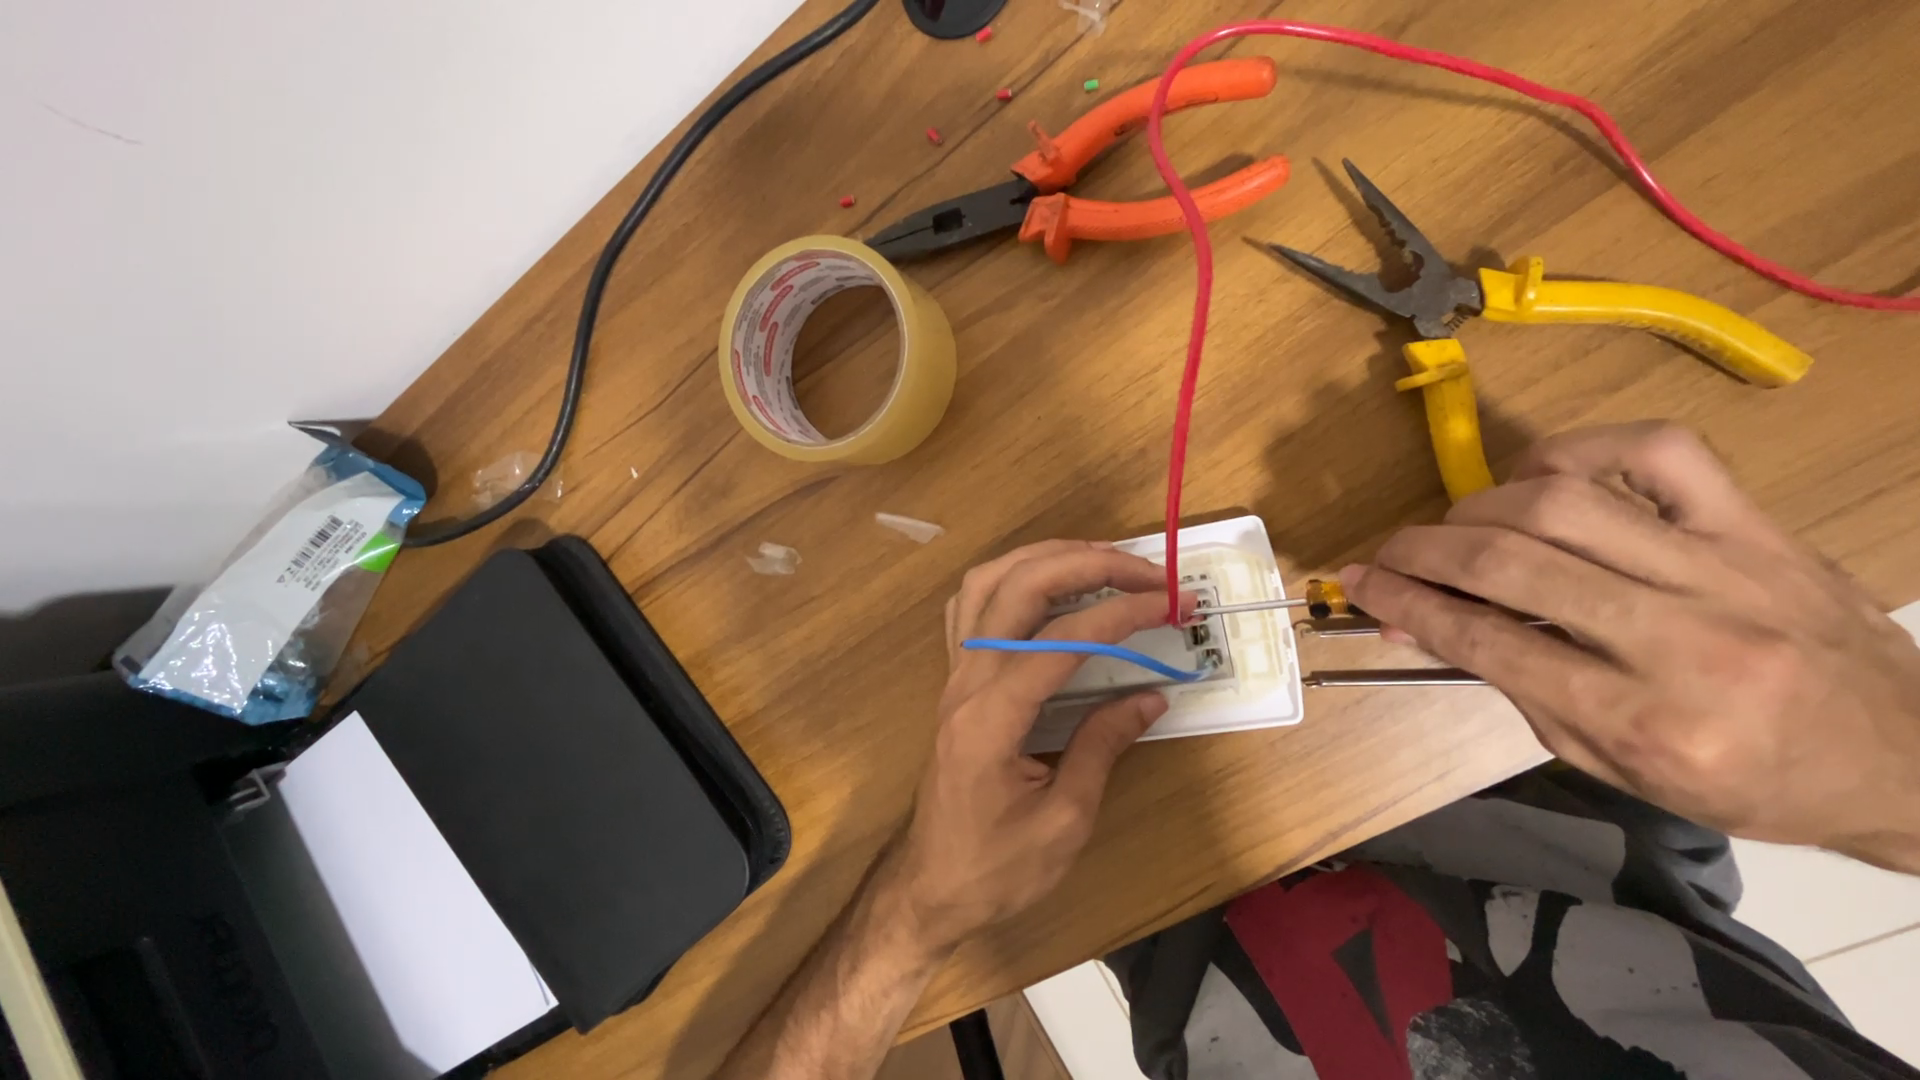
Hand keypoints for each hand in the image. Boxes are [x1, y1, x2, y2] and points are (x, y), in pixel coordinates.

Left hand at [878, 540, 1181, 950]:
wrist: (931, 888)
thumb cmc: (996, 869)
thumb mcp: (1065, 821)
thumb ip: (1103, 747)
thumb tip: (1150, 695)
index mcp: (991, 719)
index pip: (1058, 641)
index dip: (1117, 613)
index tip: (1169, 601)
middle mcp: (965, 682)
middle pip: (1016, 589)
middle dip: (1085, 565)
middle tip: (1145, 569)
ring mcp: (953, 676)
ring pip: (985, 584)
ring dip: (1042, 558)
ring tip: (1100, 558)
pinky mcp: (954, 681)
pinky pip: (970, 607)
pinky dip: (1008, 579)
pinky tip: (1043, 585)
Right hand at [1343, 421, 1919, 871]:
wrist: (1905, 761)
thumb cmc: (1739, 780)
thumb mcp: (1608, 760)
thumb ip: (1508, 684)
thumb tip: (1414, 624)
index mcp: (1646, 720)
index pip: (1487, 641)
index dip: (1404, 603)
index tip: (1358, 583)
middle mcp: (1686, 639)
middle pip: (1512, 563)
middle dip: (1423, 551)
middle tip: (1389, 554)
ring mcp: (1729, 569)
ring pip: (1566, 502)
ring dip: (1480, 507)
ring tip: (1458, 527)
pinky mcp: (1759, 525)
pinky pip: (1658, 452)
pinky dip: (1579, 450)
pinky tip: (1544, 478)